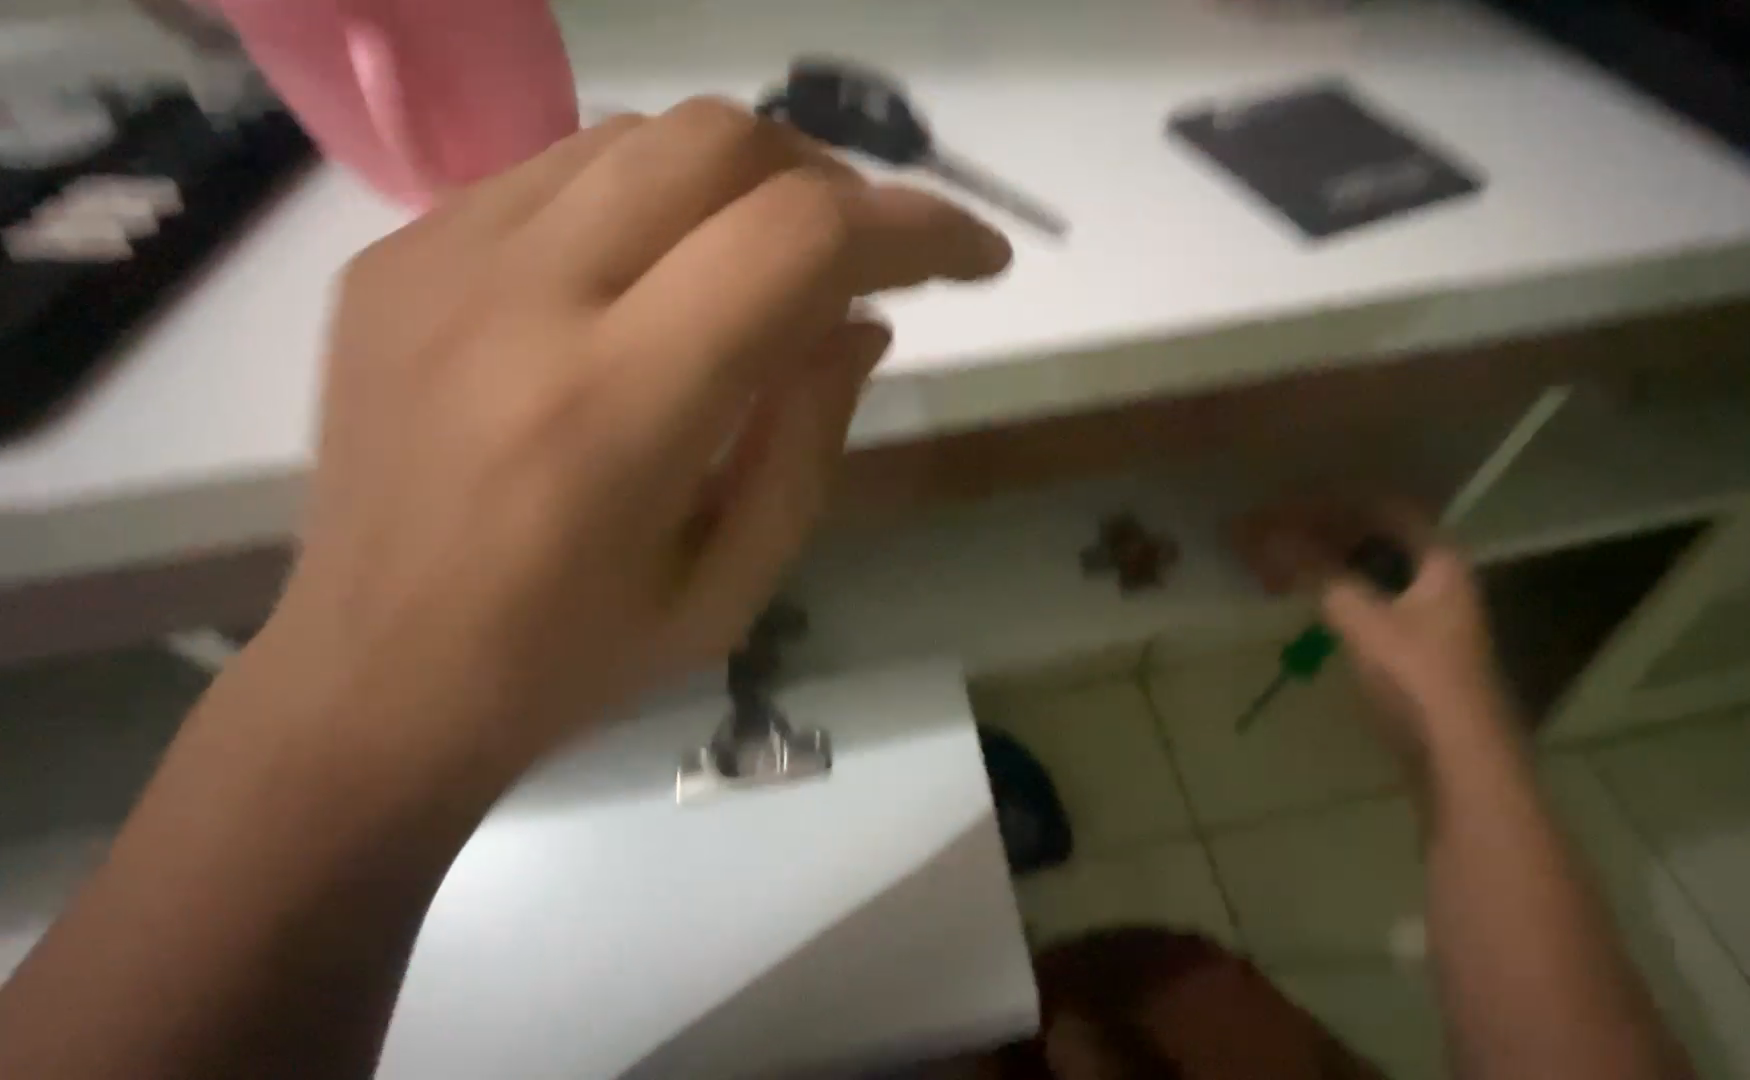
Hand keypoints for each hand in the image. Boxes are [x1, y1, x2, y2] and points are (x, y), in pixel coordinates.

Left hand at [267, 100, 1010, 770]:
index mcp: (617, 409)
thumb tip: (864, 320)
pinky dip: (653, 199)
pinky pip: (561, 172)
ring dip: (746, 183)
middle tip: (869, 256)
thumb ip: (810, 437)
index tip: (978, 258)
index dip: (917, 229)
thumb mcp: (735, 583)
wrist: (376, 679)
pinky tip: (665, 275)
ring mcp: (440, 259)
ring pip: (641, 137)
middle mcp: (520, 299)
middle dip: (832, 184)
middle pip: (720, 145)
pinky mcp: (398, 253)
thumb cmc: (578, 658)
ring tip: (775, 264)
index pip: (798, 244)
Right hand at [1234, 505, 1516, 763]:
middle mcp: (1436, 577)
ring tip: (1275, 565)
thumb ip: (1317, 574)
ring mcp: (1424, 610)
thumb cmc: (1419, 678)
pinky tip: (1298, 596)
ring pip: (1365, 569)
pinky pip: (1362, 598)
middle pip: (1373, 538)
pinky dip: (1328, 590)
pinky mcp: (1407, 642)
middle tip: (1272, 536)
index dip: (1334, 503)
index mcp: (1439, 561)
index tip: (1287, 507)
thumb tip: (1266, 535)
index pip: (1384, 509)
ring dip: (1320, 562)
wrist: (1458, 754)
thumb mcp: (1365, 620)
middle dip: (1320, 533)